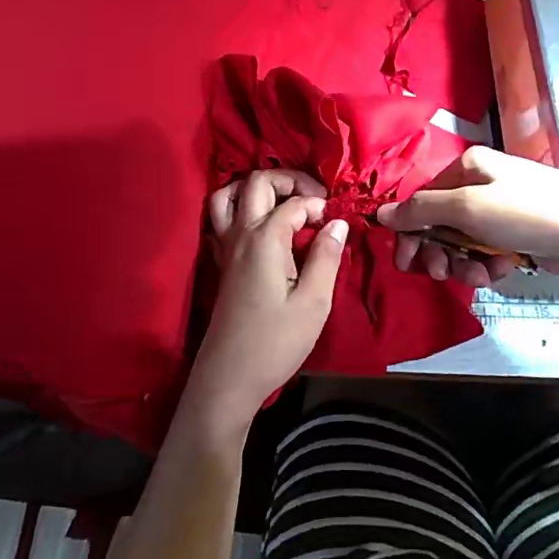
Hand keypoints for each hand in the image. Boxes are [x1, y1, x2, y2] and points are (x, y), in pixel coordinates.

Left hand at [194, 170, 347, 416]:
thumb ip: (326, 257)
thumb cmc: (275, 343)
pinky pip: (222, 219)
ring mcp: (225, 248)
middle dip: (288, 180)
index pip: (294, 203)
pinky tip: (261, 227)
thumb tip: (338, 223)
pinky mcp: (220, 263)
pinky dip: (240, 208)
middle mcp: (240, 235)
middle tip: (315, 199)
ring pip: (228, 195)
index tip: (337, 223)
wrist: (228, 377)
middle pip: (257, 182)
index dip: (319, 206)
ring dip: (256, 189)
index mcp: (264, 240)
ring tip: (285, 203)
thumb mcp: (313, 303)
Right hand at [376, 146, 558, 284]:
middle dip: (437, 251)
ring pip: (460, 242)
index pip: (420, 200)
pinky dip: (486, 265)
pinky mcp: (514, 235)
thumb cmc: (529, 213)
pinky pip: (484, 252)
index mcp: (466, 167)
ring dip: (463, 263)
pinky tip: (501, 271)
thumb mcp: (467, 209)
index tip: (404, 260)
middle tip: (441, 273)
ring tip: (479, 274)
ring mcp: (498, 211)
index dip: (408, 231)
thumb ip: (419, 211)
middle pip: (438, 223)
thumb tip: (378, 213)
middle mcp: (479, 185)